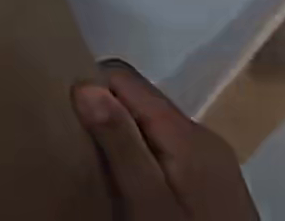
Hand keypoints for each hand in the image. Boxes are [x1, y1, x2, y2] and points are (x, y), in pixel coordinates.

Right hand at [74, 60, 259, 219]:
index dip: (92, 90)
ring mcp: (213, 164)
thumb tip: (84, 85)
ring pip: (150, 127)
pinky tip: (133, 193)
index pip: (123, 77)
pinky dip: (143, 161)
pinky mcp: (215, 188)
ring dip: (123, 141)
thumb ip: (121, 144)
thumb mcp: (150, 206)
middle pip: (138, 101)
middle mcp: (203, 137)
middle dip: (106, 117)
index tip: (70, 121)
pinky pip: (166, 152)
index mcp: (187, 133)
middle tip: (81, 152)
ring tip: (102, 174)